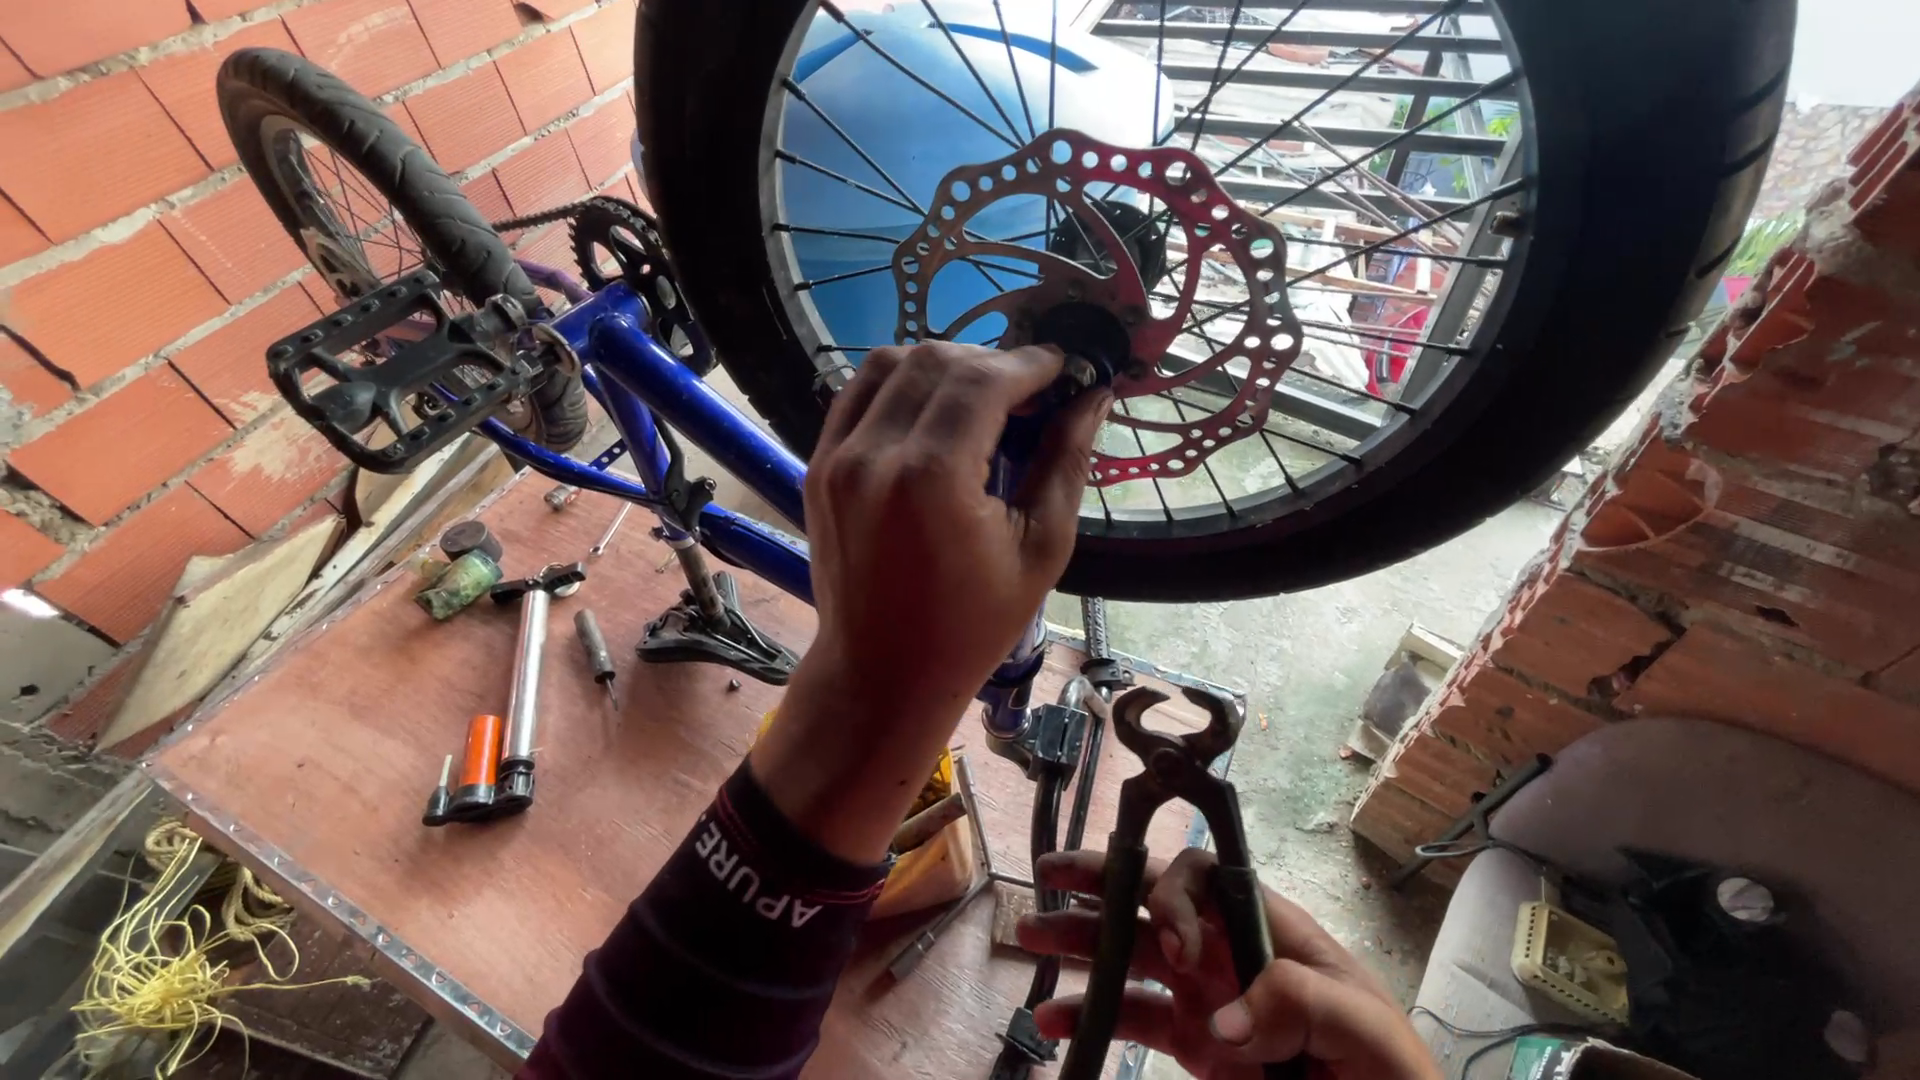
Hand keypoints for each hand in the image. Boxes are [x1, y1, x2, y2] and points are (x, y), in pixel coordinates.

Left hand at [749, 343, 1110, 861]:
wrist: (882, 672)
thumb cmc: (973, 625)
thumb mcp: (1040, 550)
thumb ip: (1066, 462)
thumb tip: (1092, 398)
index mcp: (933, 477)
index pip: (984, 379)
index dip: (1031, 362)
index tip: (1063, 366)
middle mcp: (875, 454)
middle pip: (936, 360)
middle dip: (992, 361)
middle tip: (1030, 389)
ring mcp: (837, 458)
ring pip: (890, 364)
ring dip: (945, 365)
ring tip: (984, 396)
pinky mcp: (818, 467)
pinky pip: (857, 394)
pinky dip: (900, 384)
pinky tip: (933, 409)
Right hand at [1019, 849, 1439, 1079]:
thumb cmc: (1392, 1077)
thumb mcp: (1365, 1032)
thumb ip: (1299, 1004)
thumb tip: (1219, 1018)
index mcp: (1265, 928)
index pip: (1202, 879)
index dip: (1174, 898)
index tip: (1173, 950)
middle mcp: (1225, 950)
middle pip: (1152, 900)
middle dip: (1099, 882)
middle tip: (1049, 874)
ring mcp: (1204, 996)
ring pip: (1130, 953)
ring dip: (1080, 941)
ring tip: (1030, 937)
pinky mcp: (1193, 1045)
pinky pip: (1132, 1019)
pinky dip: (1090, 1015)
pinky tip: (1055, 1019)